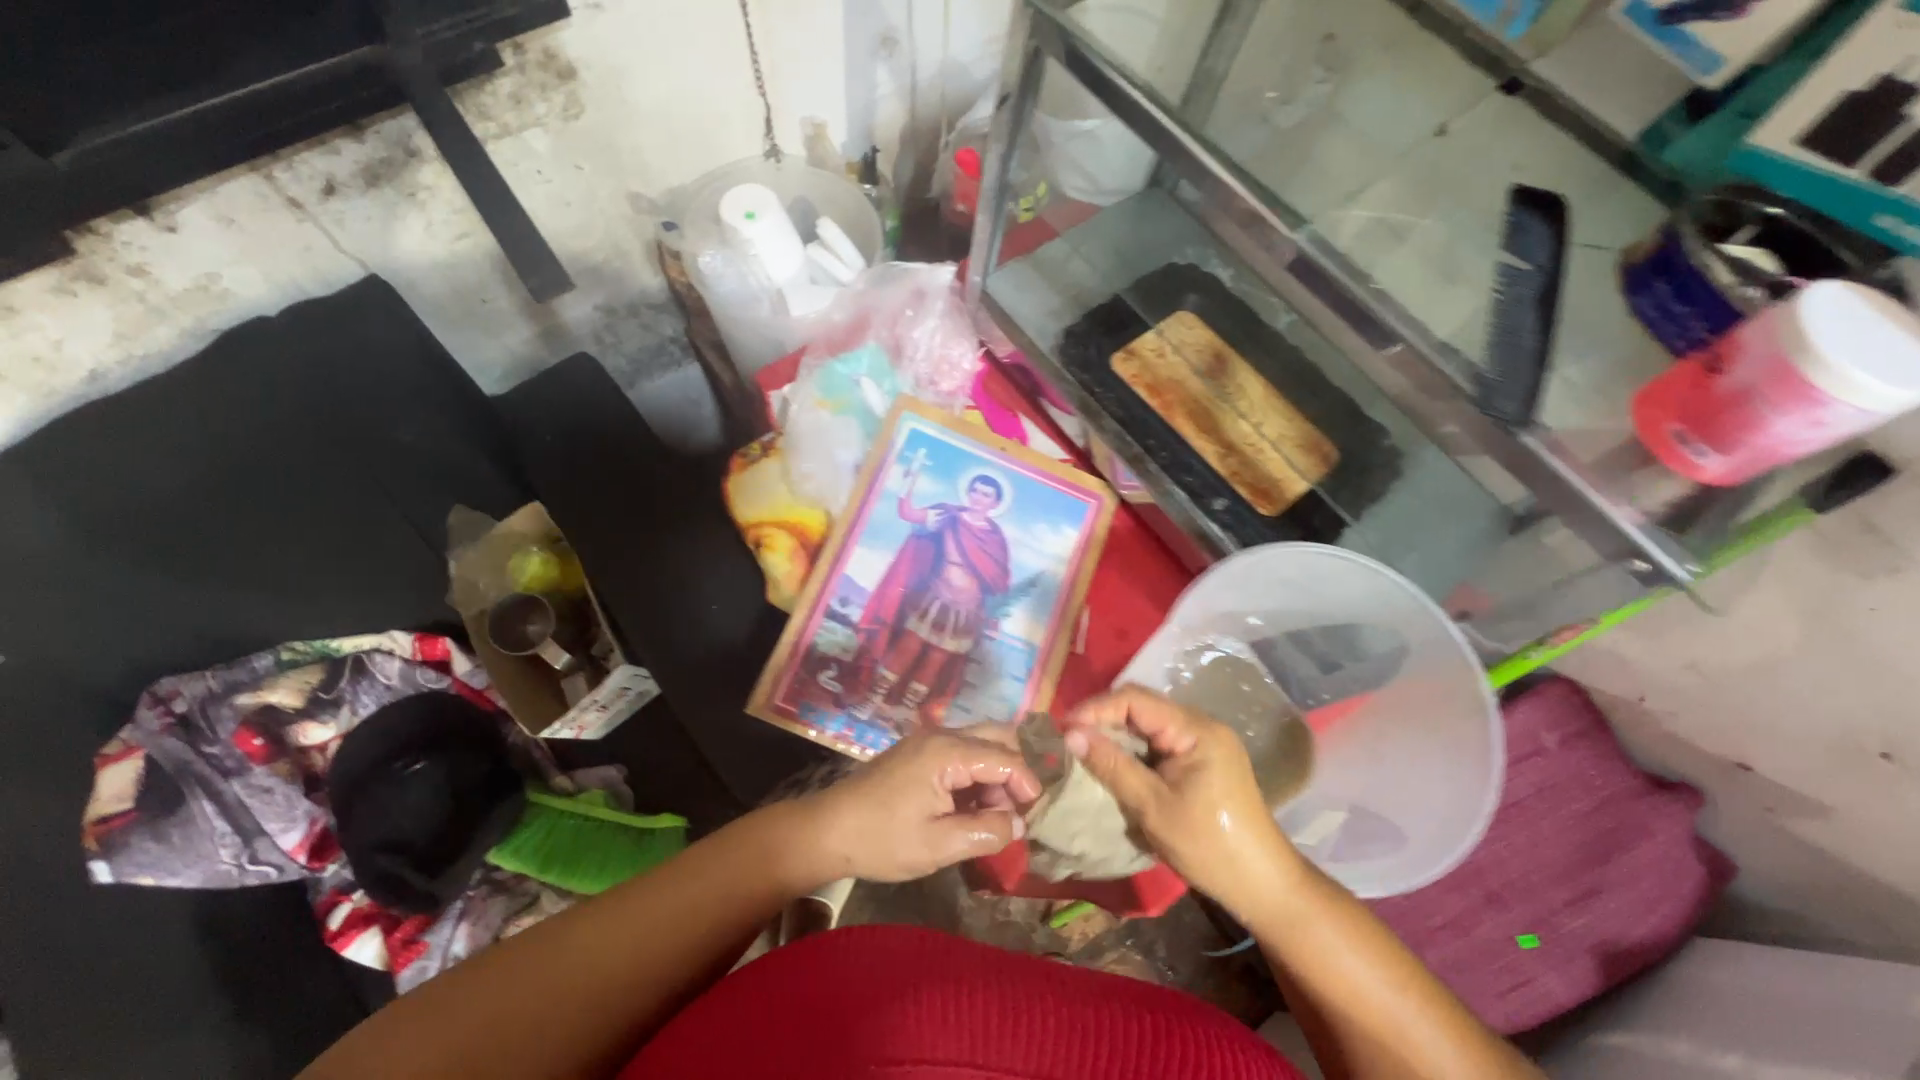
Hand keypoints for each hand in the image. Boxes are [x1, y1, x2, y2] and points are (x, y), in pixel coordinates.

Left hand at [803, 726, 1041, 883]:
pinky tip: (975, 806)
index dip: (1027, 784)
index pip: (1006, 758)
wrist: (827, 830)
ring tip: (999, 813)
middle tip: (1025, 806)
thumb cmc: (882, 839)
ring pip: (980, 743)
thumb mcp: (939, 845)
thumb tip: (1018, 825)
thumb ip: (985, 832)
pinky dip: (977, 773)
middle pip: (998, 736)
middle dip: (1017, 768)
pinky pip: (961, 752)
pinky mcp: (917, 753)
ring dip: (996, 772)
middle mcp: (941, 735)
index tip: (1036, 815)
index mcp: (948, 752)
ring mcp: (927, 741)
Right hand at [1061, 686, 1302, 915]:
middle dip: (1102, 719)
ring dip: (1116, 734)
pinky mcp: (1203, 761)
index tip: (1062, 729)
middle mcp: (1202, 725)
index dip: (1095, 709)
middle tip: (1067, 739)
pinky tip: (1113, 764)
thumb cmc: (1208, 846)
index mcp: (1196, 730)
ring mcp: (1205, 742)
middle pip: (1143, 706)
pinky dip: (1134, 750)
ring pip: (1149, 724)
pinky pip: (1160, 742)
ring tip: (1082, 750)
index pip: (1135, 699)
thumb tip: (1070, 734)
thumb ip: (1112, 766)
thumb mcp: (1152, 807)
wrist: (1261, 882)